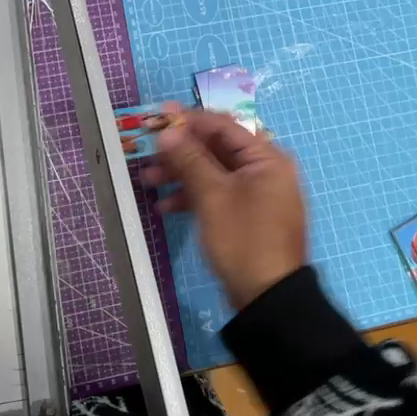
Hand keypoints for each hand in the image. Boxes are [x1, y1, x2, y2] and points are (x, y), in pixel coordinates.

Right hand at [141, 107, 306, 309]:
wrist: (267, 298)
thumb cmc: (243, 238)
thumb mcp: (212, 195)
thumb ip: (189, 158)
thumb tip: (168, 130)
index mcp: (266, 159)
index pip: (224, 126)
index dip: (189, 120)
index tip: (158, 117)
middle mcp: (264, 170)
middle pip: (216, 149)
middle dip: (180, 151)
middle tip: (148, 152)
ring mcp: (256, 194)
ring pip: (213, 172)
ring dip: (181, 174)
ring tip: (148, 180)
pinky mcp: (246, 215)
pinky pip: (217, 194)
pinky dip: (193, 196)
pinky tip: (165, 206)